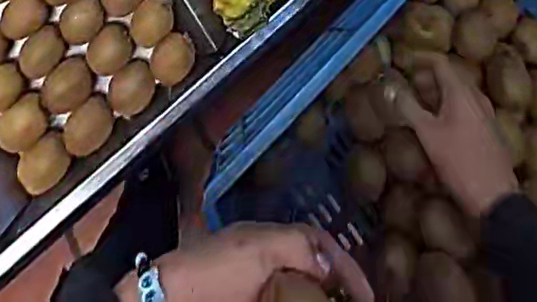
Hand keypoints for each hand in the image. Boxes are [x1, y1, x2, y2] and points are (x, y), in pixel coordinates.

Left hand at [115, 222, 374, 301]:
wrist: (168, 301)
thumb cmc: (211, 273)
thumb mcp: (254, 249)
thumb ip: (293, 244)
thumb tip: (330, 260)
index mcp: (269, 240)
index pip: (317, 242)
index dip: (346, 265)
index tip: (368, 294)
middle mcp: (266, 260)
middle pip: (314, 267)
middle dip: (339, 284)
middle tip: (360, 301)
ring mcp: (259, 286)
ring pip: (300, 288)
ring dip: (321, 294)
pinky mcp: (255, 298)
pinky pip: (284, 295)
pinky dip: (301, 296)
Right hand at [388, 53, 519, 218]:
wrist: (497, 200)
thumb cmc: (459, 162)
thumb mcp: (427, 134)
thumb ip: (408, 107)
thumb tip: (392, 88)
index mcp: (462, 92)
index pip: (440, 62)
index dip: (420, 59)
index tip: (404, 63)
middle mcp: (477, 97)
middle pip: (450, 76)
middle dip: (427, 78)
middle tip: (409, 88)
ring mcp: (487, 114)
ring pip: (459, 93)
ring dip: (439, 94)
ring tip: (420, 107)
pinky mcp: (491, 131)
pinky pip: (467, 108)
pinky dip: (451, 107)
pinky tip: (440, 125)